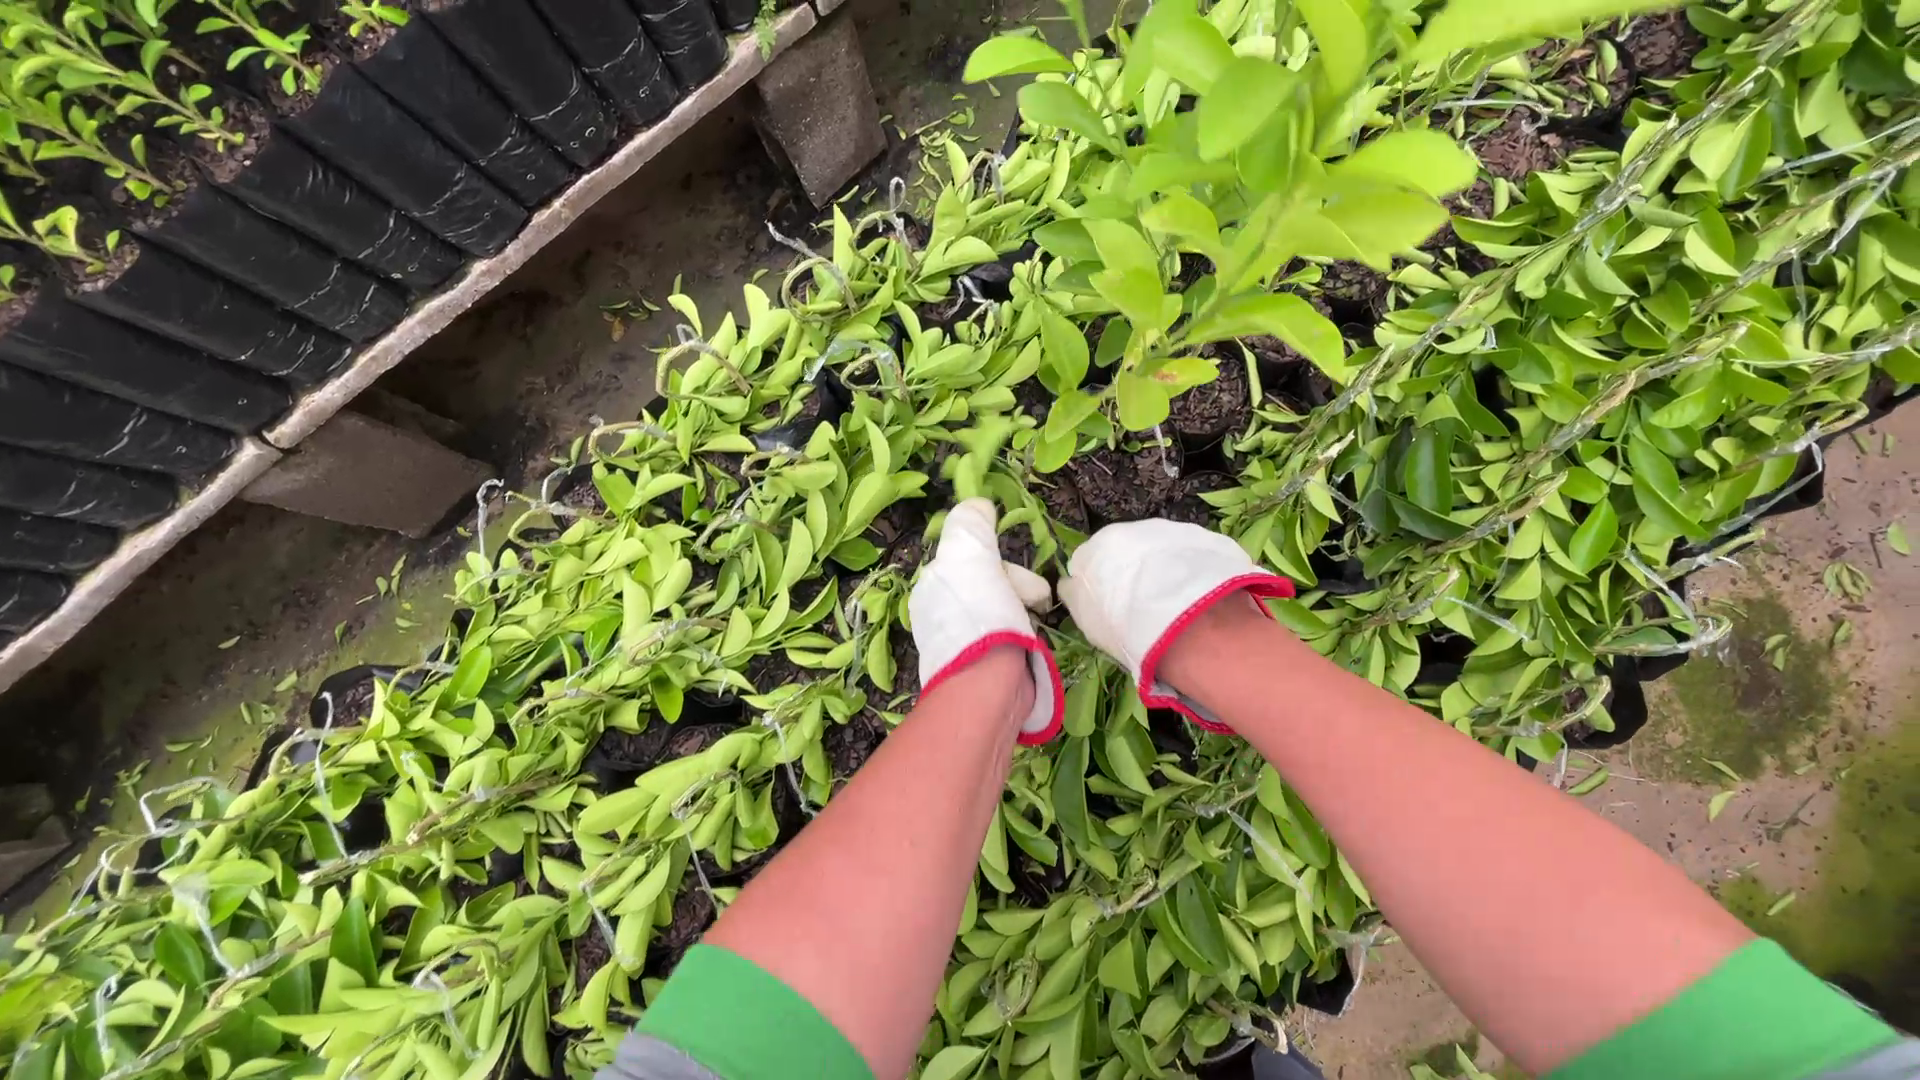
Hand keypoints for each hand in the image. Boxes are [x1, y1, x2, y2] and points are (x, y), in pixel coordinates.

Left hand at [907, 498, 1063, 742]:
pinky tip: (1032, 644)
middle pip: (992, 581)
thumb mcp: (971, 554)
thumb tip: (978, 504)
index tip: (1018, 571)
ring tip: (1036, 622)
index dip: (999, 559)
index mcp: (934, 586)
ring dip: (1025, 609)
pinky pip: (1010, 636)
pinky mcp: (984, 666)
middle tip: (1035, 599)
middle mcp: (944, 612)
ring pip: (1005, 607)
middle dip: (1018, 585)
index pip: (972, 557)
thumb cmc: (980, 615)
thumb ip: (971, 524)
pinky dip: (1024, 635)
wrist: (989, 687)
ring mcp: (964, 642)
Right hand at [1057, 518, 1291, 731]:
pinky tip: (1197, 598)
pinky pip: (1194, 557)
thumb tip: (1073, 584)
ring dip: (1165, 571)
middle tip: (1142, 605)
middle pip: (1130, 550)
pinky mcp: (1211, 542)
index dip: (1100, 582)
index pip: (1093, 558)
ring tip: (1174, 603)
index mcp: (1103, 542)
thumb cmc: (1126, 624)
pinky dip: (1193, 574)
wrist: (1189, 626)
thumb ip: (1075, 593)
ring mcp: (1177, 531)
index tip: (1109, 605)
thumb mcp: (1085, 616)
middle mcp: (1139, 527)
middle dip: (1133, 573)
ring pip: (1165, 552)